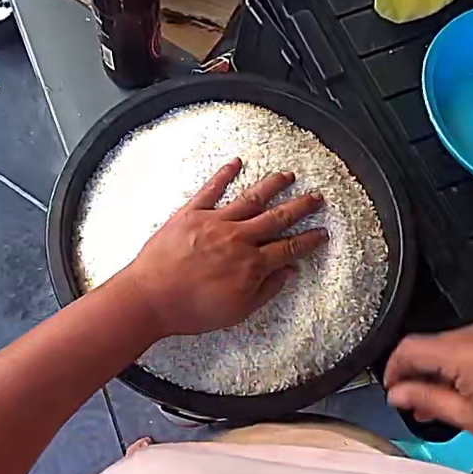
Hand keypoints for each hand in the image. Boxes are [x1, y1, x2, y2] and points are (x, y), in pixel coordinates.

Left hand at [114, 159, 329, 337]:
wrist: (149, 298)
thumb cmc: (191, 309)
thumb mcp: (238, 311)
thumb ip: (266, 289)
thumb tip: (289, 271)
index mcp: (252, 264)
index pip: (289, 248)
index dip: (309, 240)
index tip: (322, 232)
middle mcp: (239, 238)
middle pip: (277, 218)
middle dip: (300, 206)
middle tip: (316, 197)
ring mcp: (215, 223)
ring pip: (251, 199)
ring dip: (272, 185)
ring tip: (287, 175)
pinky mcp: (191, 214)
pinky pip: (211, 189)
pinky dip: (224, 174)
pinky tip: (236, 162)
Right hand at [384, 320, 472, 473]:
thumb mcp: (472, 419)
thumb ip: (427, 400)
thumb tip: (397, 393)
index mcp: (466, 349)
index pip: (410, 347)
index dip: (392, 370)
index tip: (392, 393)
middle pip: (429, 344)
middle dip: (416, 372)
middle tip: (414, 406)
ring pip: (448, 345)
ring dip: (437, 370)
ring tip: (440, 405)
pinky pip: (469, 345)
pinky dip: (458, 365)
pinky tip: (464, 392)